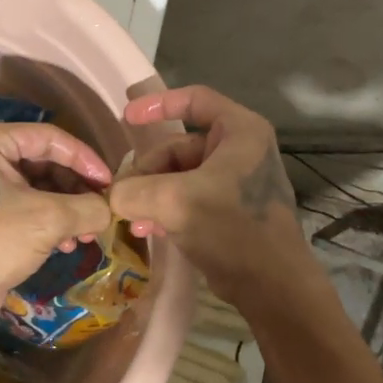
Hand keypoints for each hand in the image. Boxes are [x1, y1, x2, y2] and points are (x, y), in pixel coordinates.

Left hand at [0, 122, 115, 319]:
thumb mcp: (48, 220)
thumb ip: (88, 207)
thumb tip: (112, 208)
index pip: (50, 138)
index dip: (85, 158)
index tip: (110, 182)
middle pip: (47, 161)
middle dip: (78, 189)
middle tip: (102, 211)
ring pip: (43, 186)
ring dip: (70, 209)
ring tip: (89, 233)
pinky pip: (32, 206)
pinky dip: (54, 221)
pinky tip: (70, 244)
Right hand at [108, 86, 310, 302]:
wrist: (271, 284)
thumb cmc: (232, 228)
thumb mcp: (176, 202)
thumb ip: (134, 191)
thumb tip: (111, 196)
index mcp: (239, 131)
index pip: (195, 99)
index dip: (158, 103)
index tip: (127, 117)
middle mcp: (240, 150)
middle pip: (178, 147)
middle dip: (147, 170)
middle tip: (123, 195)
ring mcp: (234, 182)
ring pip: (179, 176)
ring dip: (151, 194)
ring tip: (131, 217)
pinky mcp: (228, 211)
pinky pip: (187, 198)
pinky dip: (165, 209)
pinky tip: (145, 229)